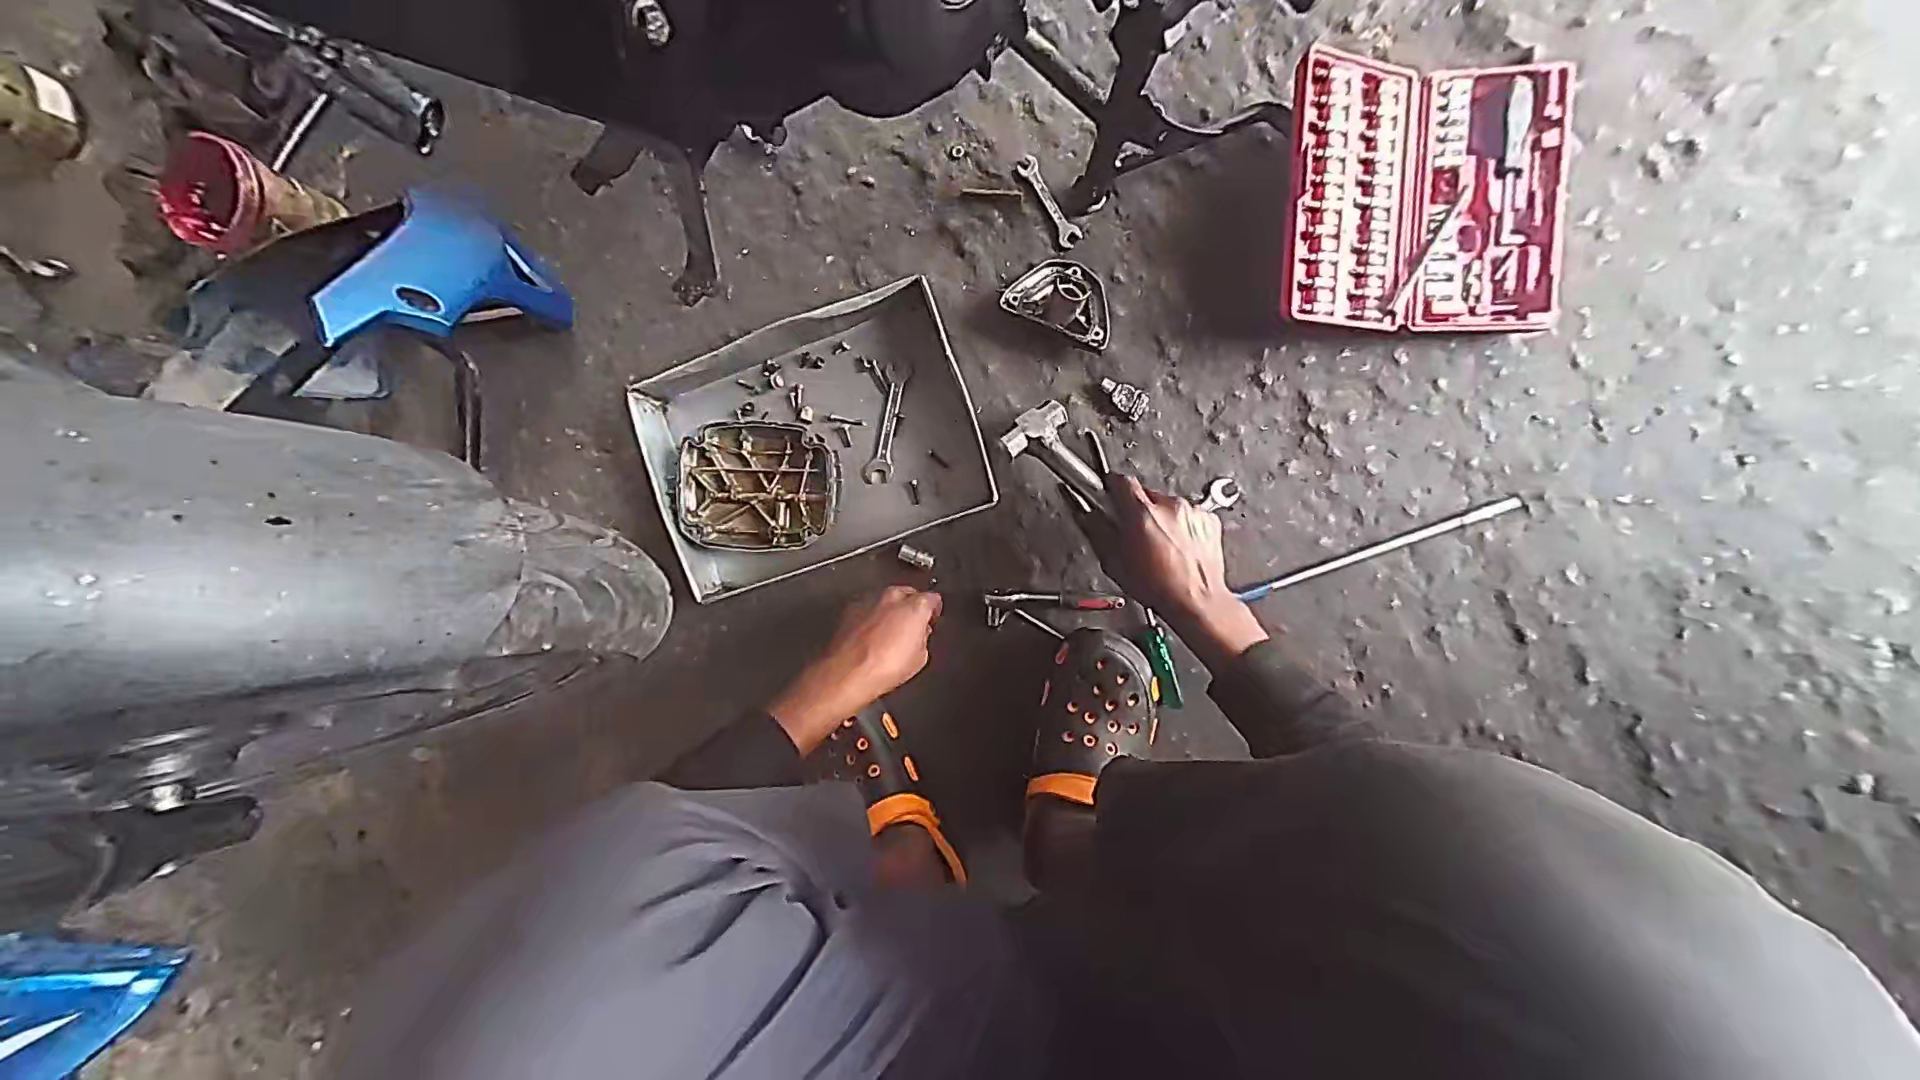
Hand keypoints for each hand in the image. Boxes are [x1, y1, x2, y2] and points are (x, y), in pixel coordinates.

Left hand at [767, 586, 943, 753]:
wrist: (847, 674)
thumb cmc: (880, 667)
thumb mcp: (920, 658)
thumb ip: (924, 638)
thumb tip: (920, 637)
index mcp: (915, 606)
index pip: (933, 598)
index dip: (934, 610)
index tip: (932, 618)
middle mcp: (892, 598)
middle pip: (908, 595)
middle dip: (912, 608)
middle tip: (913, 628)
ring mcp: (870, 601)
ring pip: (886, 600)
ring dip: (890, 613)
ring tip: (890, 636)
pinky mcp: (851, 610)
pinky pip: (868, 610)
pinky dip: (872, 618)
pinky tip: (872, 638)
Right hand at [1079, 474, 1268, 671]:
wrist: (1196, 601)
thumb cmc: (1158, 587)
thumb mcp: (1114, 562)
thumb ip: (1097, 531)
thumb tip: (1087, 516)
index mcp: (1141, 513)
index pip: (1121, 481)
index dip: (1112, 487)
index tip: (1109, 494)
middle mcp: (1169, 506)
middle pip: (1145, 494)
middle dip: (1137, 510)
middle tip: (1133, 533)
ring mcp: (1192, 512)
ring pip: (1167, 505)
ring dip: (1159, 518)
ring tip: (1158, 546)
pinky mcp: (1208, 521)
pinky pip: (1187, 515)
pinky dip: (1180, 526)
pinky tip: (1175, 548)